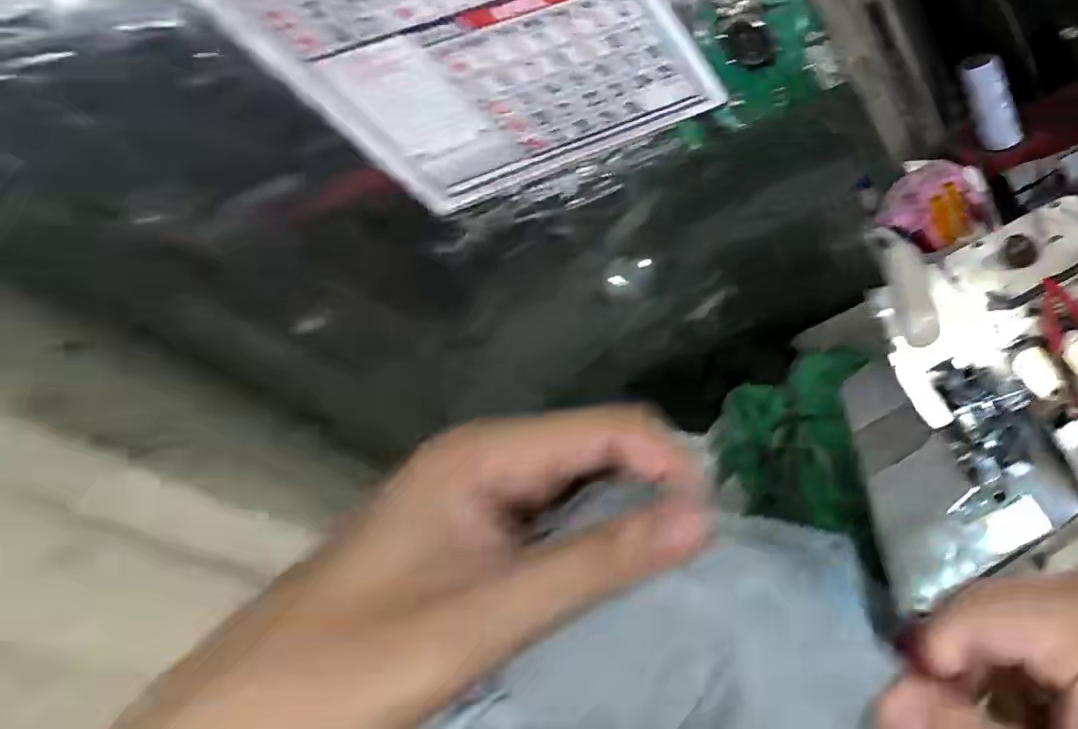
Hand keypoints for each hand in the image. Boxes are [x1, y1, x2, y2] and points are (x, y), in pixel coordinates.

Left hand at [115, 406, 710, 728]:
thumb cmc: (341, 677)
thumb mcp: (482, 620)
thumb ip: (599, 563)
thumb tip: (707, 520)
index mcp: (486, 451)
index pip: (612, 428)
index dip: (669, 463)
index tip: (707, 521)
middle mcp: (490, 456)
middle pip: (604, 446)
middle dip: (657, 482)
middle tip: (697, 538)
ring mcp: (483, 494)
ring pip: (588, 480)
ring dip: (633, 509)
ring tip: (672, 550)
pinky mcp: (479, 534)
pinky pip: (564, 515)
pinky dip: (602, 534)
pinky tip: (619, 565)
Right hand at [874, 565, 1077, 728]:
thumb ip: (964, 728)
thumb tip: (886, 698)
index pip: (972, 612)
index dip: (929, 662)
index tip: (905, 717)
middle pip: (986, 609)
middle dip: (955, 667)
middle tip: (943, 723)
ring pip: (1002, 618)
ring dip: (982, 673)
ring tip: (1001, 722)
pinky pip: (1031, 627)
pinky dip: (1013, 672)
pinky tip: (1026, 712)